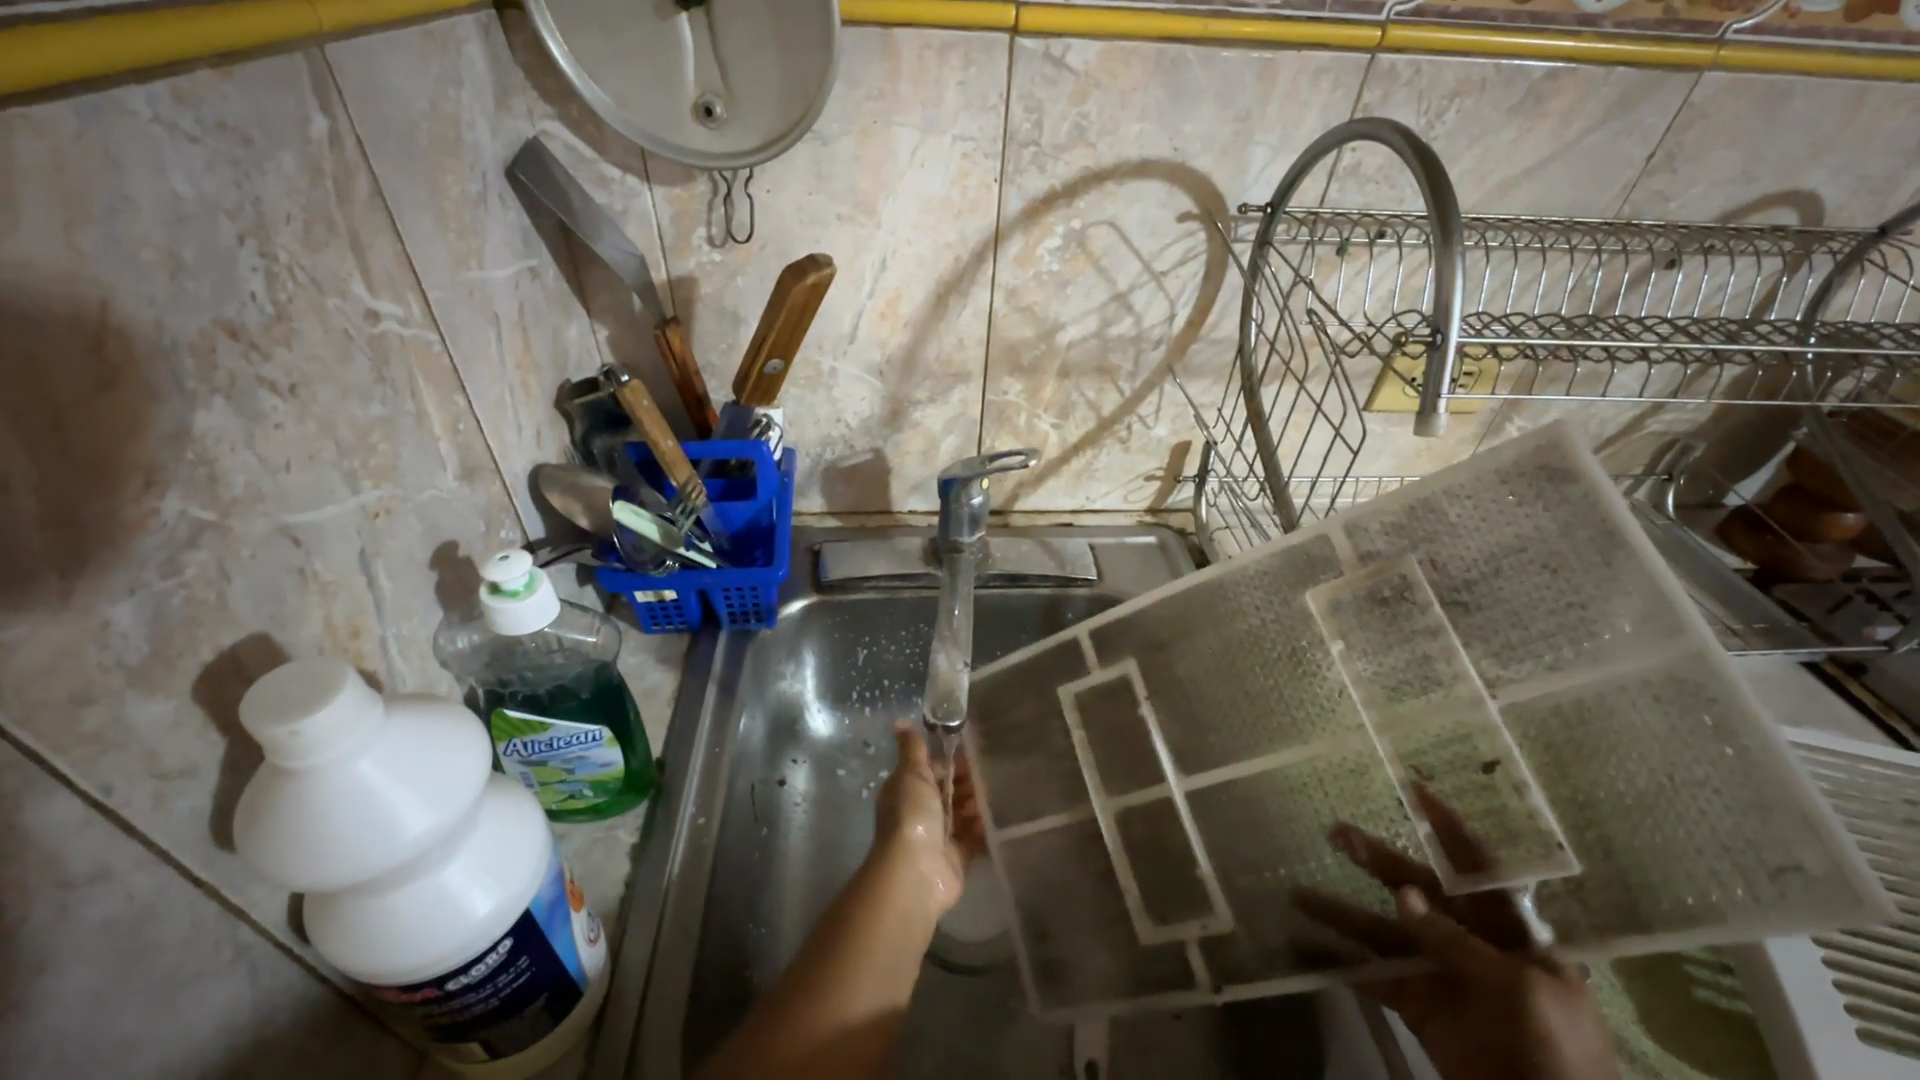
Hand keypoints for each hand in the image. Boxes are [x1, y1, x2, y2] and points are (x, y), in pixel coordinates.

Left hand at [870, 723, 984, 918]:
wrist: (916, 872)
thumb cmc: (912, 816)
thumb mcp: (911, 774)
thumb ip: (912, 749)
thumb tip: (897, 721)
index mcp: (907, 790)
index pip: (932, 770)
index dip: (951, 762)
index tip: (974, 754)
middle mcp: (921, 812)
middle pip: (949, 792)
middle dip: (968, 783)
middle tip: (990, 777)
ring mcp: (938, 837)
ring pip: (962, 814)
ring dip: (977, 805)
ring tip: (994, 798)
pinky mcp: (956, 858)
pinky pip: (973, 839)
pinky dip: (983, 830)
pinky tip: (998, 820)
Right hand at [1299, 785, 1619, 1079]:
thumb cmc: (1559, 1047)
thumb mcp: (1521, 989)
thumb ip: (1458, 942)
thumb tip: (1402, 896)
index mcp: (1511, 930)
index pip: (1478, 866)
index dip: (1449, 828)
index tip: (1415, 789)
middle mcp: (1471, 941)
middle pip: (1417, 890)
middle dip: (1377, 860)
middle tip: (1336, 833)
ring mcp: (1440, 974)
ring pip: (1383, 931)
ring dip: (1342, 912)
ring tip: (1297, 892)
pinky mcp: (1419, 1007)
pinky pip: (1372, 977)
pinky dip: (1337, 964)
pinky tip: (1303, 949)